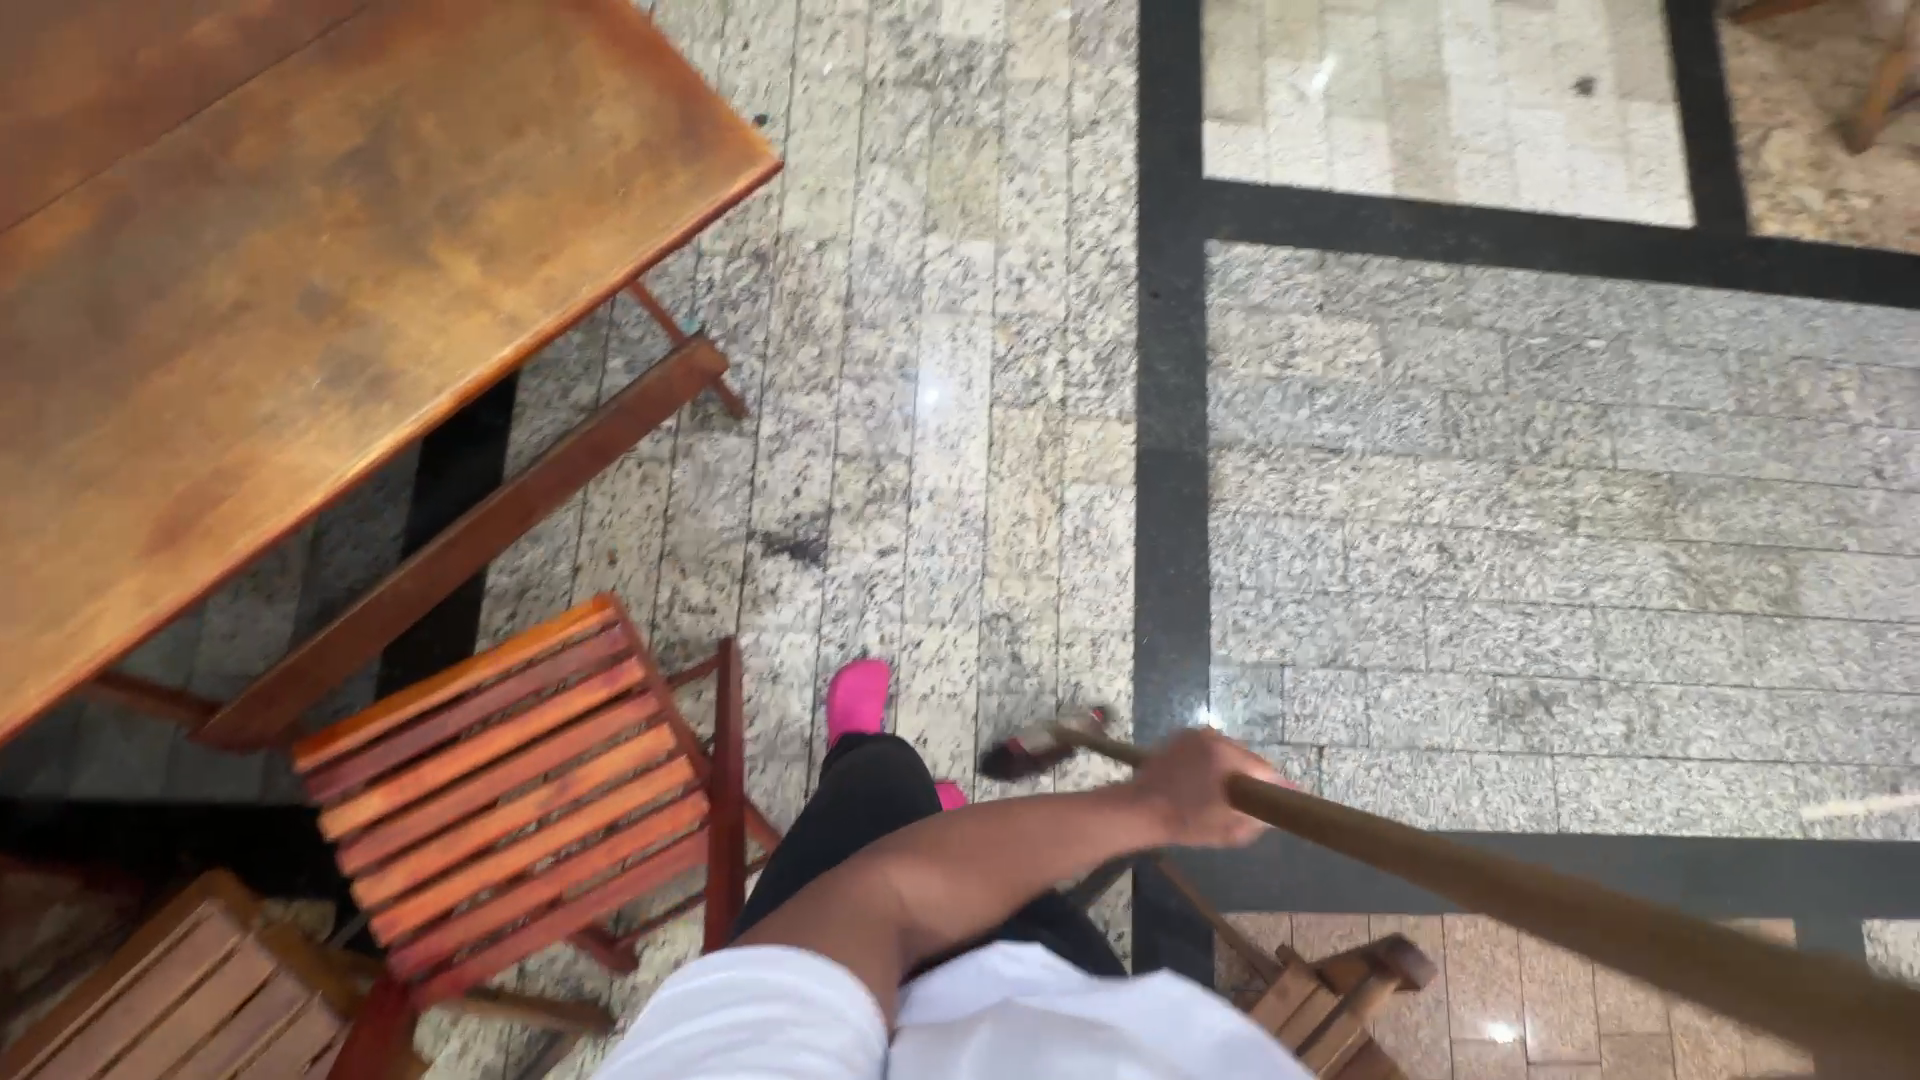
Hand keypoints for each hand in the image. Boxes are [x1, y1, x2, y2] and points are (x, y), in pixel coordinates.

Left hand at [1125, 728, 1286, 847]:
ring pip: (1228, 751)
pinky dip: (1213, 760)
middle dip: (1253, 776)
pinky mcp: (1180, 736)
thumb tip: (1274, 814)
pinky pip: (1208, 747)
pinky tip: (1208, 778)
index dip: (1277, 786)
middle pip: (1247, 757)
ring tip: (1229, 788)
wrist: (1140, 808)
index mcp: (1227, 757)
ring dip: (1233, 766)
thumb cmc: (1186, 822)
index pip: (1266, 770)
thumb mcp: (1230, 831)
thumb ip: (1258, 821)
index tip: (1285, 798)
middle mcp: (1213, 738)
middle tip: (1254, 797)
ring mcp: (1194, 734)